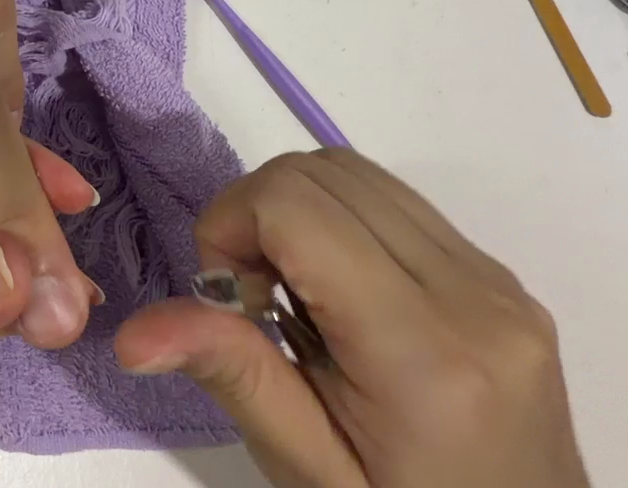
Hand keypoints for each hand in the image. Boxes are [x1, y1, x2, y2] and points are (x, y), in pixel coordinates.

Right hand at [115, 150, 591, 487]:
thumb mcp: (307, 469)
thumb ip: (232, 377)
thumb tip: (130, 335)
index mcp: (425, 352)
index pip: (293, 204)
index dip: (230, 227)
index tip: (231, 303)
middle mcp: (475, 296)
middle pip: (314, 171)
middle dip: (252, 215)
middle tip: (254, 299)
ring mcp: (496, 280)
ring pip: (347, 170)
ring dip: (290, 211)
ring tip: (292, 290)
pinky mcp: (498, 276)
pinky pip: (385, 197)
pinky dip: (331, 218)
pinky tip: (334, 287)